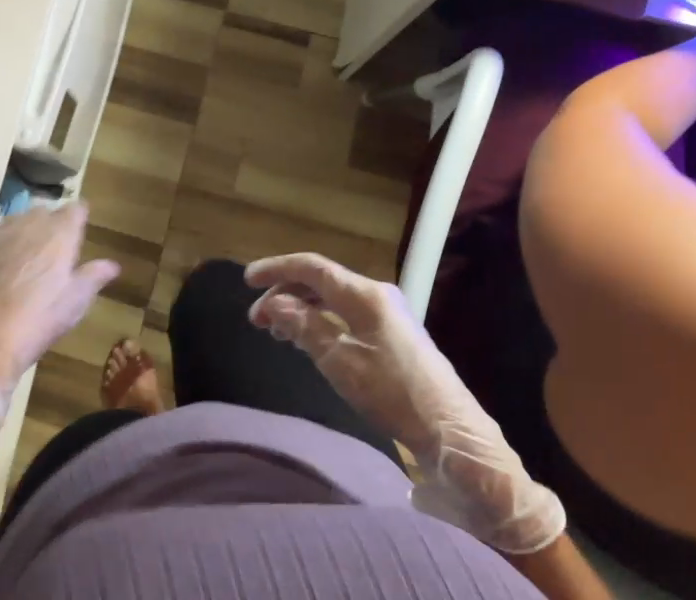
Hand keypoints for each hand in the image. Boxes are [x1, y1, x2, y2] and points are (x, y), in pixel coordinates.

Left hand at [0, 204, 117, 426]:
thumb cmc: (41, 319)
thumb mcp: (76, 302)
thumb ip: (94, 276)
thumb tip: (113, 265)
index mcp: (61, 233)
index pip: (76, 208)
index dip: (79, 217)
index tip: (81, 228)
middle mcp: (32, 223)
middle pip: (46, 212)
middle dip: (52, 225)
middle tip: (55, 251)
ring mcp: (1, 231)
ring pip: (19, 219)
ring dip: (26, 230)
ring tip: (28, 257)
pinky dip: (2, 242)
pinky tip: (1, 264)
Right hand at [245, 253, 565, 554]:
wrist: (448, 428)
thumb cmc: (392, 393)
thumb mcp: (340, 362)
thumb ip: (305, 327)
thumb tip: (275, 303)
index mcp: (364, 295)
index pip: (312, 268)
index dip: (277, 269)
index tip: (246, 280)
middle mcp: (376, 294)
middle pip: (321, 281)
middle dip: (285, 293)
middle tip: (258, 320)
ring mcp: (387, 313)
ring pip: (333, 298)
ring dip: (301, 308)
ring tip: (277, 332)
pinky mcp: (392, 333)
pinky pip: (346, 313)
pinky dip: (320, 319)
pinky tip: (307, 340)